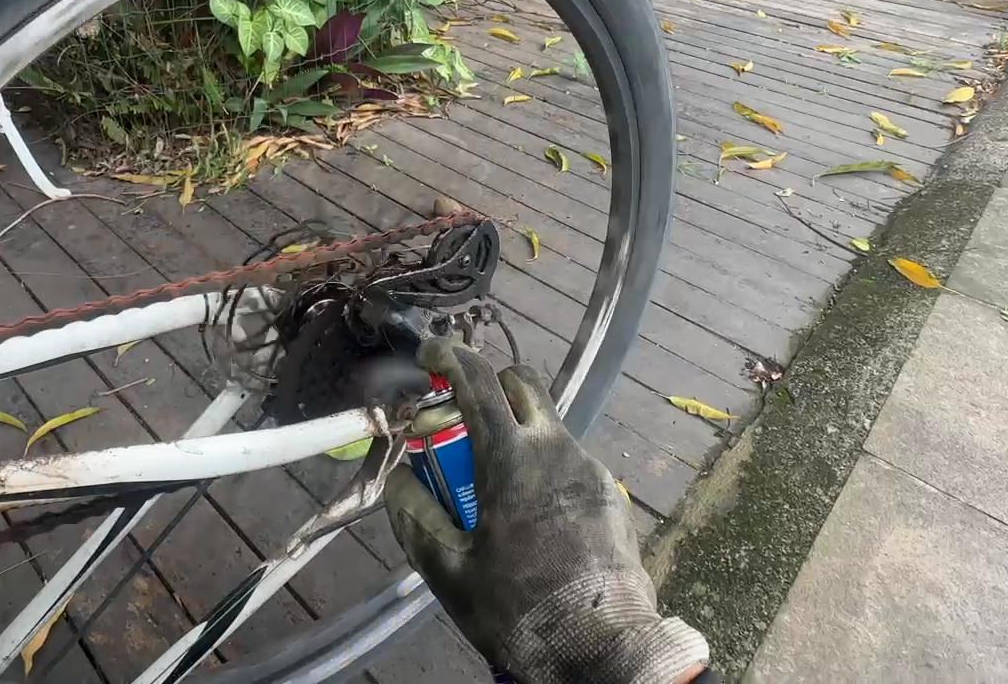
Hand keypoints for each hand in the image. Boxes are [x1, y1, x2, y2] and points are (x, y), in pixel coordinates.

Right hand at [384, 338, 707, 683]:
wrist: (605, 654)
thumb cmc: (519, 611)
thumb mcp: (450, 571)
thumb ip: (416, 516)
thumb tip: (400, 479)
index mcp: (511, 459)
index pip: (477, 381)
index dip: (449, 356)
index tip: (428, 354)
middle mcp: (554, 447)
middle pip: (520, 381)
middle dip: (487, 382)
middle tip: (462, 414)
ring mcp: (587, 465)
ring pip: (545, 421)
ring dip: (514, 428)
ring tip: (493, 483)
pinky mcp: (608, 490)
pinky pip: (567, 457)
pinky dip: (540, 462)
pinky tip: (531, 513)